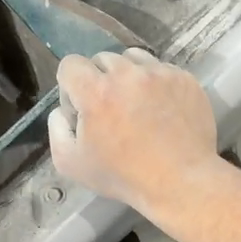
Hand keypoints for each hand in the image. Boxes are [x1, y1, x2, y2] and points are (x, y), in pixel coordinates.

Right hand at [48, 49, 224, 217]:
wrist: (180, 182)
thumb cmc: (123, 176)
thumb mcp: (70, 163)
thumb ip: (57, 128)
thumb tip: (63, 109)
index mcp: (96, 92)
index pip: (70, 64)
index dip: (70, 86)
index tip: (81, 108)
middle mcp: (128, 74)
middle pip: (102, 59)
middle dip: (100, 80)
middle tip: (110, 110)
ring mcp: (160, 74)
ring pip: (133, 59)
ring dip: (128, 76)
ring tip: (135, 104)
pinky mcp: (184, 79)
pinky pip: (161, 69)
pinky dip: (156, 84)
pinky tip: (159, 109)